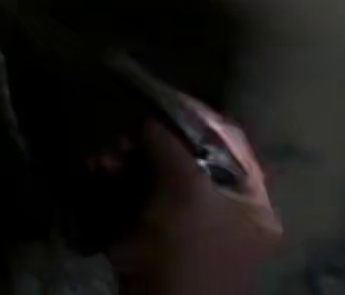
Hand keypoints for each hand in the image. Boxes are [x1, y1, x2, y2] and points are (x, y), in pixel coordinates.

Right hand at [110, 97, 281, 294]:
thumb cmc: (189, 250)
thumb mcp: (186, 191)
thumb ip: (171, 144)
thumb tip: (149, 115)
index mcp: (248, 198)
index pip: (227, 137)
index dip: (194, 111)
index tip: (156, 94)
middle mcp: (221, 201)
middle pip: (183, 147)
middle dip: (147, 137)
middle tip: (124, 139)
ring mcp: (186, 212)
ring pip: (151, 161)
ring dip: (123, 154)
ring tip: (105, 161)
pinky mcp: (153, 219)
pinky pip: (131, 180)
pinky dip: (111, 172)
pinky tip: (97, 172)